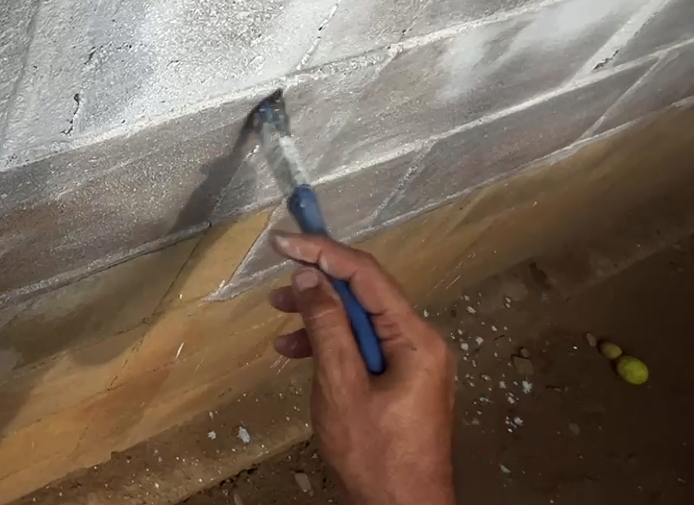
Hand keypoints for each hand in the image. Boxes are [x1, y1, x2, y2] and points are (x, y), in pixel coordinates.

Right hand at [268, 232, 454, 504]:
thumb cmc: (374, 451)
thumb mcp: (341, 384)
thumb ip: (326, 325)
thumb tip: (308, 274)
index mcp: (415, 339)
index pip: (365, 274)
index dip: (321, 250)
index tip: (281, 241)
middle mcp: (418, 341)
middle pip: (362, 291)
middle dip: (316, 280)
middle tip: (275, 273)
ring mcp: (410, 360)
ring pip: (356, 315)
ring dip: (316, 310)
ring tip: (277, 312)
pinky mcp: (397, 377)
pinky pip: (358, 342)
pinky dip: (325, 339)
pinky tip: (293, 350)